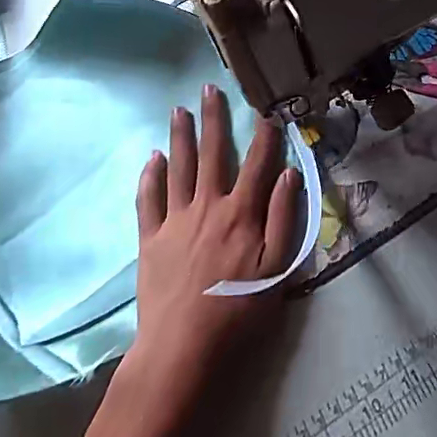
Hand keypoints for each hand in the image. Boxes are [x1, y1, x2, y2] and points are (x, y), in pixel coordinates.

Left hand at [129, 84, 300, 385]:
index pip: (256, 164)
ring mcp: (175, 221)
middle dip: (213, 119)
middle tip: (209, 88)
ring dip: (180, 136)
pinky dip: (150, 177)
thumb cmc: (237, 312)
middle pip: (212, 154)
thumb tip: (288, 173)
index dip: (264, 136)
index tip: (268, 111)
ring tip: (179, 109)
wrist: (181, 348)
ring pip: (178, 168)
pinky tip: (152, 158)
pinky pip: (148, 200)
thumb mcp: (276, 269)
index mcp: (241, 213)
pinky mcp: (150, 239)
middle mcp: (208, 206)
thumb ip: (283, 218)